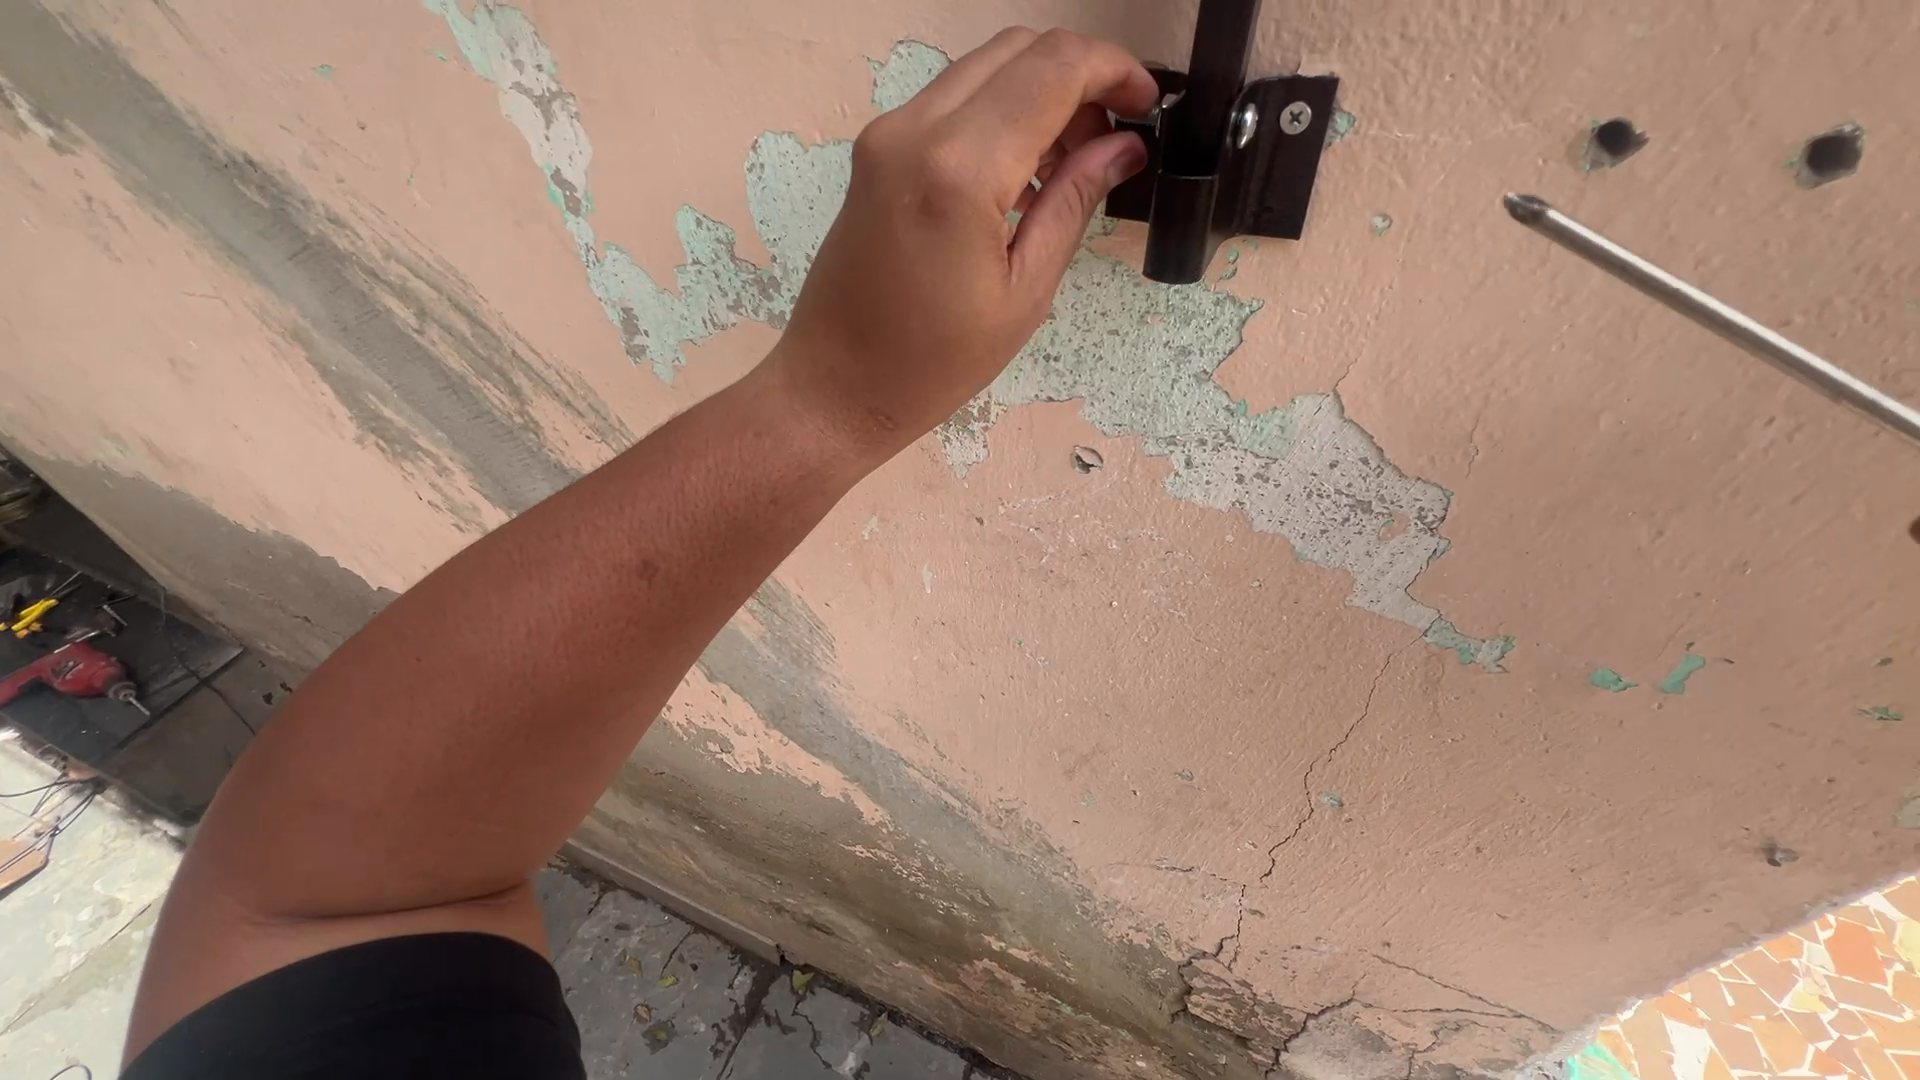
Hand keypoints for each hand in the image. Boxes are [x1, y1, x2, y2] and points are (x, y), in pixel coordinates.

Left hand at [765, 27, 1157, 461]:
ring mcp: (886, 135)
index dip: (1113, 69)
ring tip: (1068, 164)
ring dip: (1037, 92)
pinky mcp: (874, 152)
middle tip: (1109, 140)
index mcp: (960, 168)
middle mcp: (915, 129)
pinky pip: (950, 102)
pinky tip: (1019, 173)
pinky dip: (997, 113)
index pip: (1054, 67)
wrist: (835, 387)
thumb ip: (1072, 201)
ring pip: (982, 68)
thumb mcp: (1023, 293)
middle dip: (1079, 75)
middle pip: (1018, 49)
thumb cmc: (933, 364)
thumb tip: (1123, 145)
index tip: (1147, 103)